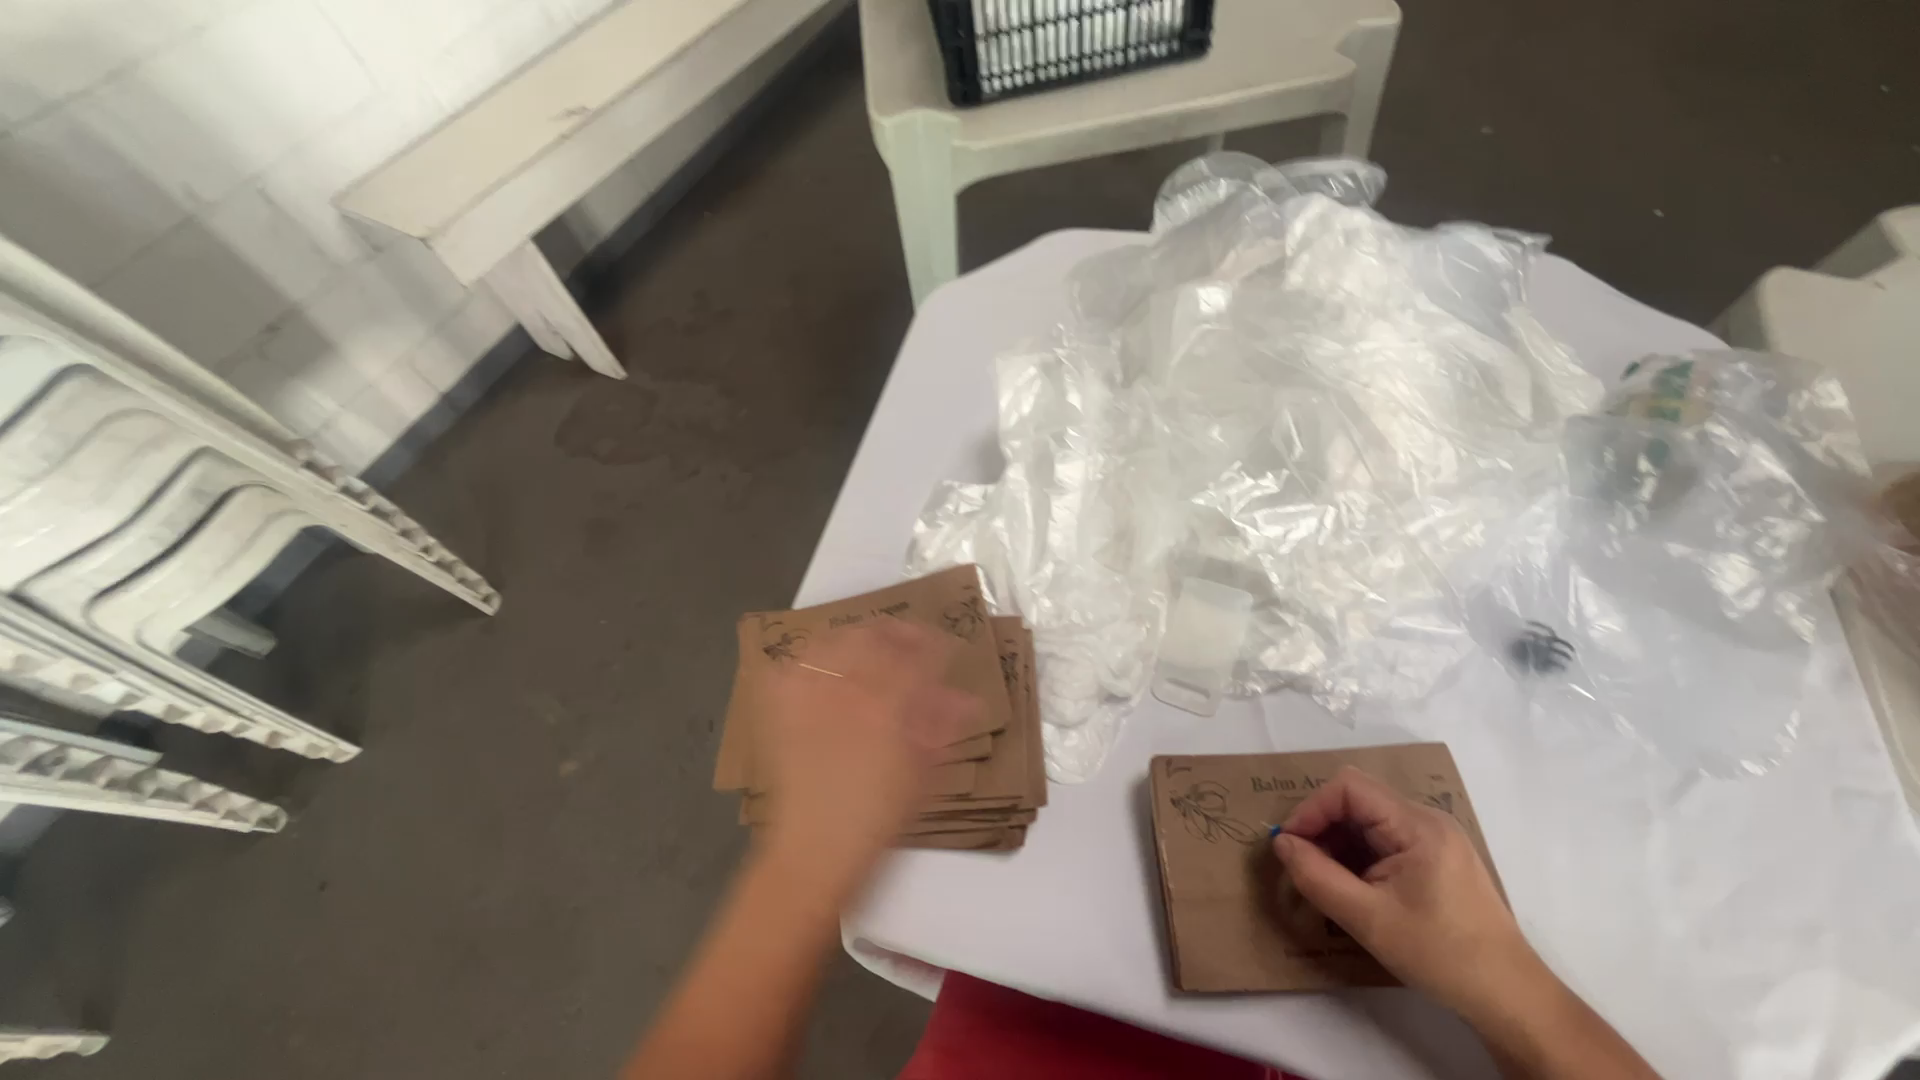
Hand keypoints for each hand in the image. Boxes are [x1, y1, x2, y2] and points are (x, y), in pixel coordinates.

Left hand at [757, 619, 977, 890]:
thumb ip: (941, 727)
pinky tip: (826, 666)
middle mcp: (847, 690)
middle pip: (875, 636)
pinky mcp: (782, 708)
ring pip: (834, 641)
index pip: (918, 654)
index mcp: (888, 705)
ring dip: (858, 638)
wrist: (814, 851)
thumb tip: (963, 698)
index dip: (936, 644)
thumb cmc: (878, 820)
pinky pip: (795, 664)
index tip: (946, 648)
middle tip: (911, 643)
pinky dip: (813, 657)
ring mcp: (809, 695)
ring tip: (870, 649)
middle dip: (898, 633)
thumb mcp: (923, 775)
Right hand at [1271, 766, 1547, 1024]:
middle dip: (1322, 828)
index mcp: (1417, 825)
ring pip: (1369, 820)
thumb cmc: (1440, 955)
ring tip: (1326, 881)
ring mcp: (1436, 838)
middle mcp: (1428, 820)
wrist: (1510, 998)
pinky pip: (1385, 839)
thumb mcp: (1367, 918)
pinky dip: (1359, 856)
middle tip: (1303, 866)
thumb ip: (1316, 876)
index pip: (1348, 787)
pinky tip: (1353, 888)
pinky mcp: (1437, 858)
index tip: (1290, 846)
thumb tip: (1281, 844)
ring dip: (1339, 843)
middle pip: (1358, 800)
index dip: (1311, 809)